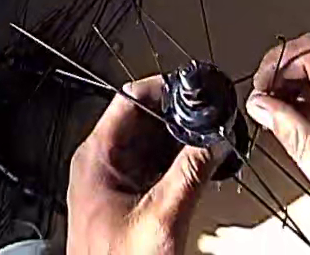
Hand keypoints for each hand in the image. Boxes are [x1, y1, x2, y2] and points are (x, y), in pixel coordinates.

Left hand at [68, 76, 215, 254]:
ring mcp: (112, 182)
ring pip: (150, 142)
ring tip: (207, 140)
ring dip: (179, 141)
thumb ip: (190, 174)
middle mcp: (101, 162)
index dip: (162, 88)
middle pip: (142, 118)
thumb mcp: (160, 220)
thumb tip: (213, 139)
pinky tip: (197, 168)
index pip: (130, 98)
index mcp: (96, 156)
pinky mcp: (125, 202)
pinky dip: (175, 163)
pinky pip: (152, 167)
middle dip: (177, 117)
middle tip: (207, 117)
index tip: (191, 90)